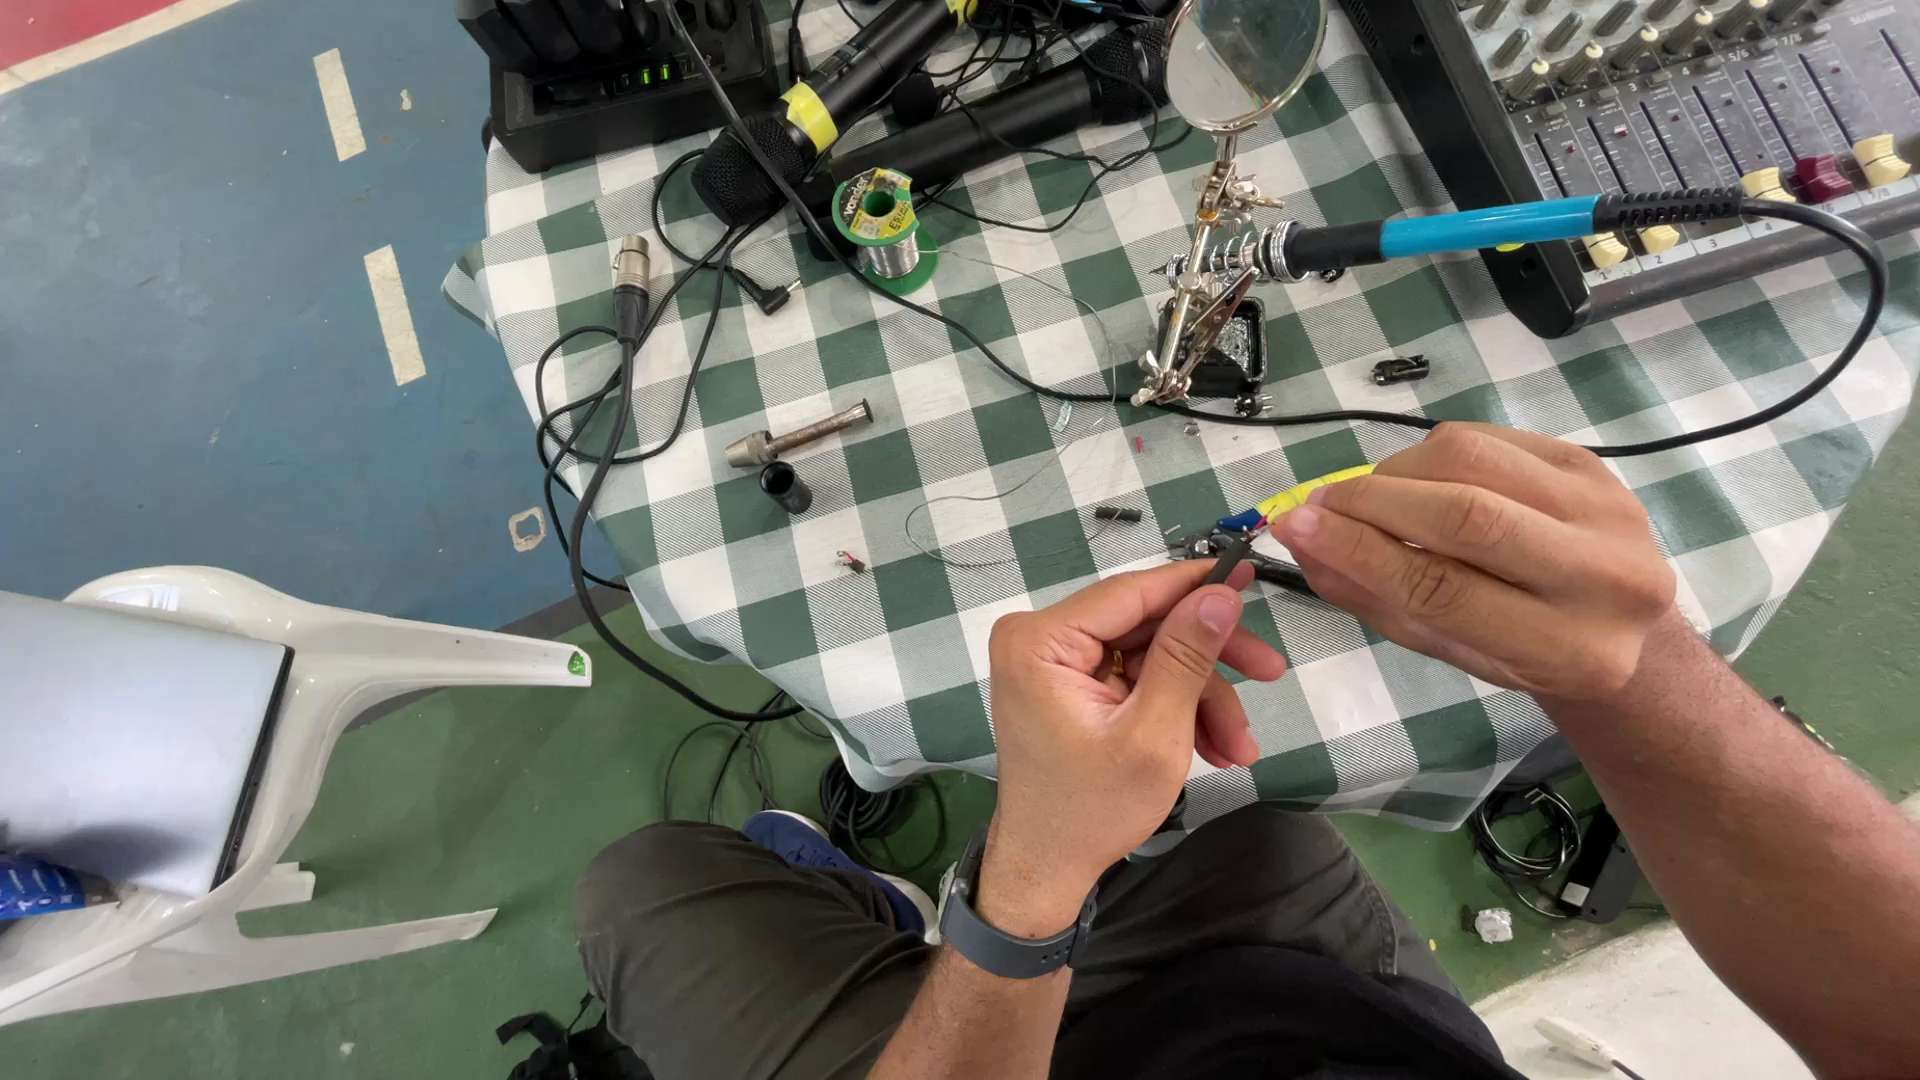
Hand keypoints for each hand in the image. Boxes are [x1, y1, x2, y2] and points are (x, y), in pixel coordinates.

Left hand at [980, 561, 1287, 935]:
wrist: (1047, 867)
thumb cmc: (1092, 810)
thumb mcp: (1152, 734)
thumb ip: (1186, 657)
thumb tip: (1219, 594)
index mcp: (1040, 640)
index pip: (1130, 593)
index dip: (1193, 583)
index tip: (1248, 572)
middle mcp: (1038, 638)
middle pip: (1143, 625)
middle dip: (1208, 660)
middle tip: (1272, 672)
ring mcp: (1052, 661)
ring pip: (1147, 655)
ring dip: (1198, 697)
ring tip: (1237, 748)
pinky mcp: (1067, 683)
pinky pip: (1132, 677)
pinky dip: (1173, 707)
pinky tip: (1211, 746)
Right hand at [1269, 422, 1675, 704]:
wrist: (1613, 624)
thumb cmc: (1508, 647)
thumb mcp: (1434, 644)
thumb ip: (1367, 594)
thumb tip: (1299, 536)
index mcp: (1562, 647)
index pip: (1440, 588)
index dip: (1357, 552)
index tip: (1294, 526)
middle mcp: (1604, 575)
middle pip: (1463, 515)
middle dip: (1370, 502)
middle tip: (1319, 504)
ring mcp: (1607, 507)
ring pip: (1471, 461)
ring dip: (1396, 473)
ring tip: (1369, 497)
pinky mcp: (1592, 463)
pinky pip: (1485, 437)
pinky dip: (1426, 454)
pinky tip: (1415, 481)